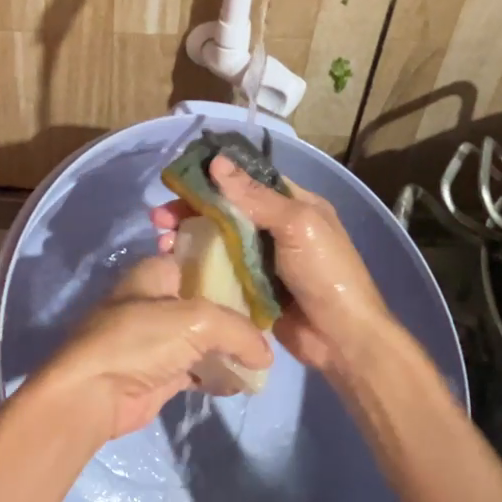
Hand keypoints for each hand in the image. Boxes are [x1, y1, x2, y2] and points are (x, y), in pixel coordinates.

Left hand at [38, 254, 271, 439]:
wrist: (95, 394)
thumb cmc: (140, 340)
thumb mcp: (197, 321)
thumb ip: (238, 330)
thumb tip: (265, 354)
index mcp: (156, 271)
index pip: (200, 257)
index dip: (230, 266)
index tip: (264, 278)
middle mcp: (157, 299)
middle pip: (206, 299)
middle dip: (236, 312)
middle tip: (270, 323)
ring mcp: (157, 337)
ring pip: (204, 336)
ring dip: (229, 347)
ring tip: (261, 357)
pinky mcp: (161, 371)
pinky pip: (198, 367)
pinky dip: (218, 374)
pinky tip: (242, 382)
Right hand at [153, 156, 388, 375]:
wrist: (343, 340)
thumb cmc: (326, 273)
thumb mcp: (296, 224)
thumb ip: (255, 196)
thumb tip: (217, 161)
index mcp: (294, 204)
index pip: (247, 180)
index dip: (213, 176)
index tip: (178, 178)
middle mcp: (275, 227)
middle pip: (225, 209)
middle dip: (191, 208)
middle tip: (159, 216)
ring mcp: (262, 260)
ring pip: (218, 239)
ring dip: (188, 235)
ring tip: (160, 240)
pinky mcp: (251, 288)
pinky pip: (219, 269)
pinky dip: (195, 264)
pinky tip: (171, 263)